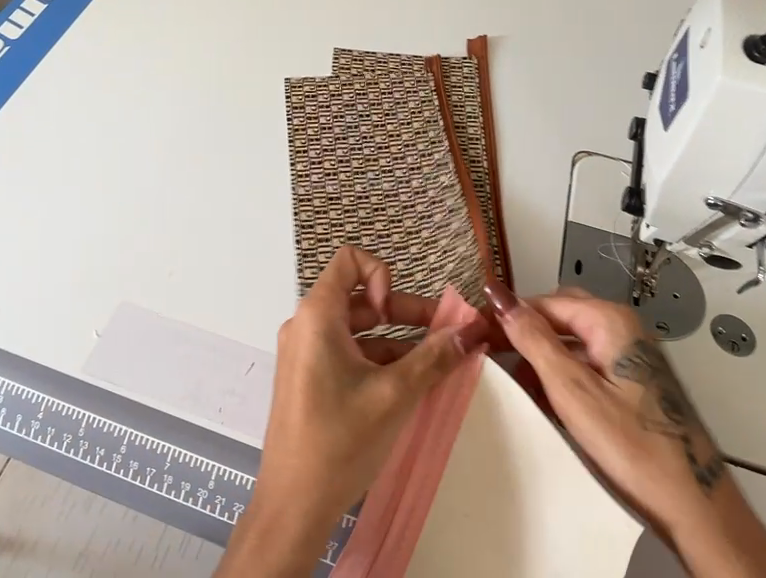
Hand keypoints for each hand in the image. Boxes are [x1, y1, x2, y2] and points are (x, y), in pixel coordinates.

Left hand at [218, 247, 480, 576]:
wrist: (293, 504)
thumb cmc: (338, 441)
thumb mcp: (395, 395)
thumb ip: (434, 358)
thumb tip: (471, 332)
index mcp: (317, 317)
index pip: (349, 261)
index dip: (382, 274)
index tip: (400, 313)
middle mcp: (307, 327)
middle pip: (361, 298)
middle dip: (406, 312)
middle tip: (447, 335)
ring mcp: (307, 354)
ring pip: (359, 330)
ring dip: (398, 340)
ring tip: (438, 364)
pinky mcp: (311, 379)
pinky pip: (349, 354)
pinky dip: (381, 361)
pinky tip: (412, 385)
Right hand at [486, 283, 765, 577]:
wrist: (693, 502)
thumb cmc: (633, 445)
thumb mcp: (572, 390)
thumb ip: (533, 340)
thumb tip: (499, 297)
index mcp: (610, 320)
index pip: (545, 301)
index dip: (511, 316)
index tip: (479, 336)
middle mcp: (624, 327)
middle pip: (561, 316)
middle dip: (527, 335)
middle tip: (495, 359)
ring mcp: (632, 355)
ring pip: (574, 342)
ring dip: (544, 358)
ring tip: (519, 387)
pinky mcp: (635, 382)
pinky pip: (589, 364)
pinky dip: (565, 376)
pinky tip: (548, 402)